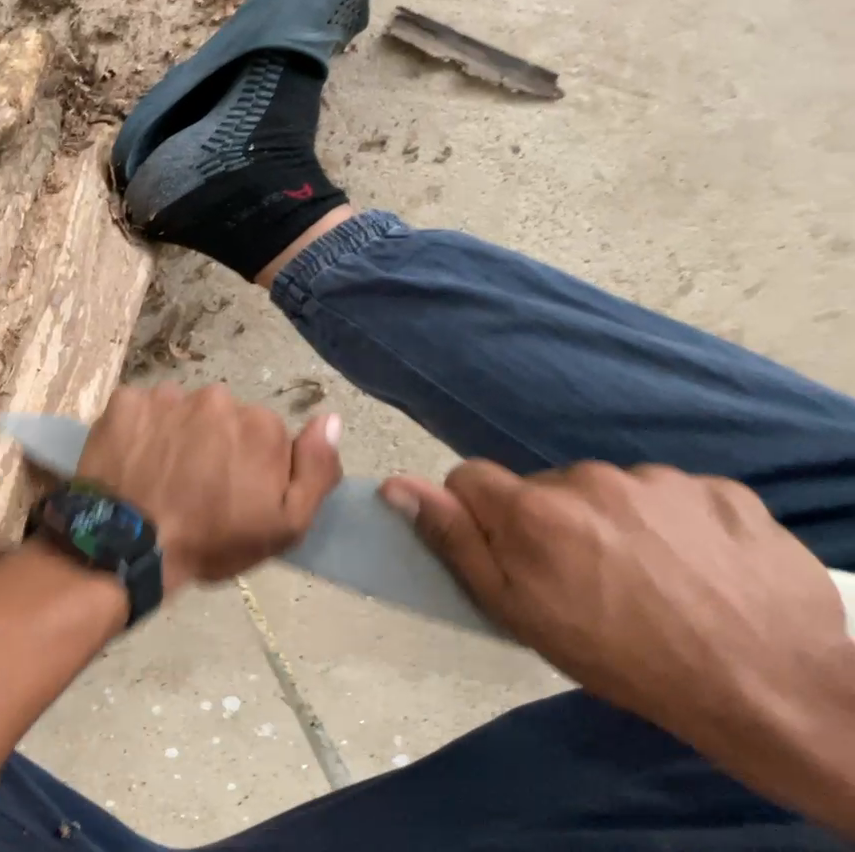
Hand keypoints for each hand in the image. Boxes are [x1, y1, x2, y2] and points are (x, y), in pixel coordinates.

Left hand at [75, 385, 341, 591]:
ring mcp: (166, 397)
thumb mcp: (285, 525)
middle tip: (194, 482)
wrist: (129, 543)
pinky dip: (137, 428)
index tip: (232, 490)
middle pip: (219, 415)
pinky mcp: (124, 401)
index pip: (263, 432)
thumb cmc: (211, 541)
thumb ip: (316, 470)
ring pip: (178, 409)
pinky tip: (132, 458)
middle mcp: (215, 399)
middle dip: (211, 441)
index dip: (249, 462)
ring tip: (160, 472)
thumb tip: (329, 420)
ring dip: (174, 432)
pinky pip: (138, 408)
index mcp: (261, 425)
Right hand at [382, 461, 851, 749]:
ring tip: (646, 575)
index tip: (506, 554)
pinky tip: (696, 565)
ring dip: (612, 520)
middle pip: (543, 486)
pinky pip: (675, 494)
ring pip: (609, 490)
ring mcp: (662, 482)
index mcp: (531, 509)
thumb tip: (396, 486)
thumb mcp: (516, 611)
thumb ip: (453, 540)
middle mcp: (589, 479)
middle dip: (549, 520)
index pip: (470, 478)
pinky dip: (675, 522)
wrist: (772, 690)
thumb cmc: (621, 658)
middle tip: (581, 577)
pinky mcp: (726, 492)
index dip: (478, 514)